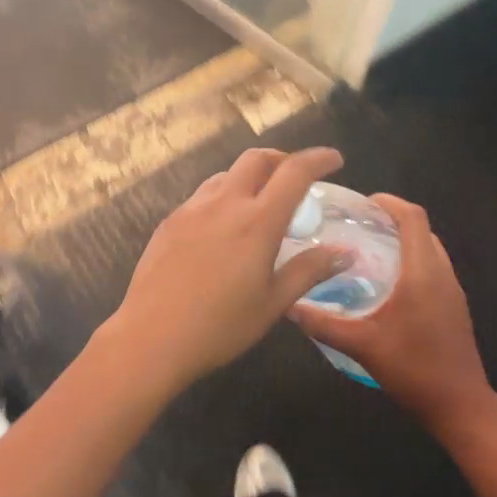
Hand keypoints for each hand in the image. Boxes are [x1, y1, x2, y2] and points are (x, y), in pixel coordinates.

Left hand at [102, 147, 347, 388]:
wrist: (151, 337)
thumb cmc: (220, 326)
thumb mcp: (273, 303)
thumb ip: (309, 270)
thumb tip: (345, 252)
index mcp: (257, 221)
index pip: (294, 172)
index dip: (318, 159)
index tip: (334, 159)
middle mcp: (224, 203)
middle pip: (256, 159)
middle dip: (281, 159)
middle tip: (295, 180)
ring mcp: (192, 209)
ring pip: (226, 175)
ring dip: (249, 178)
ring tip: (259, 205)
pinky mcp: (169, 221)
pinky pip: (203, 196)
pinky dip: (223, 198)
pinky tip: (223, 229)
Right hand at [289, 195, 496, 429]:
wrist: (460, 407)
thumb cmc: (414, 370)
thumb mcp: (362, 346)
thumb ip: (324, 324)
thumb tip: (289, 306)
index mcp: (423, 273)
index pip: (413, 218)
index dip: (389, 202)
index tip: (362, 202)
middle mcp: (442, 275)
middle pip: (422, 230)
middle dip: (393, 220)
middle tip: (358, 225)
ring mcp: (453, 292)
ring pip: (430, 250)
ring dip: (404, 241)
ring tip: (368, 249)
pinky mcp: (454, 308)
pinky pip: (434, 269)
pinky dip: (412, 261)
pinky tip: (386, 283)